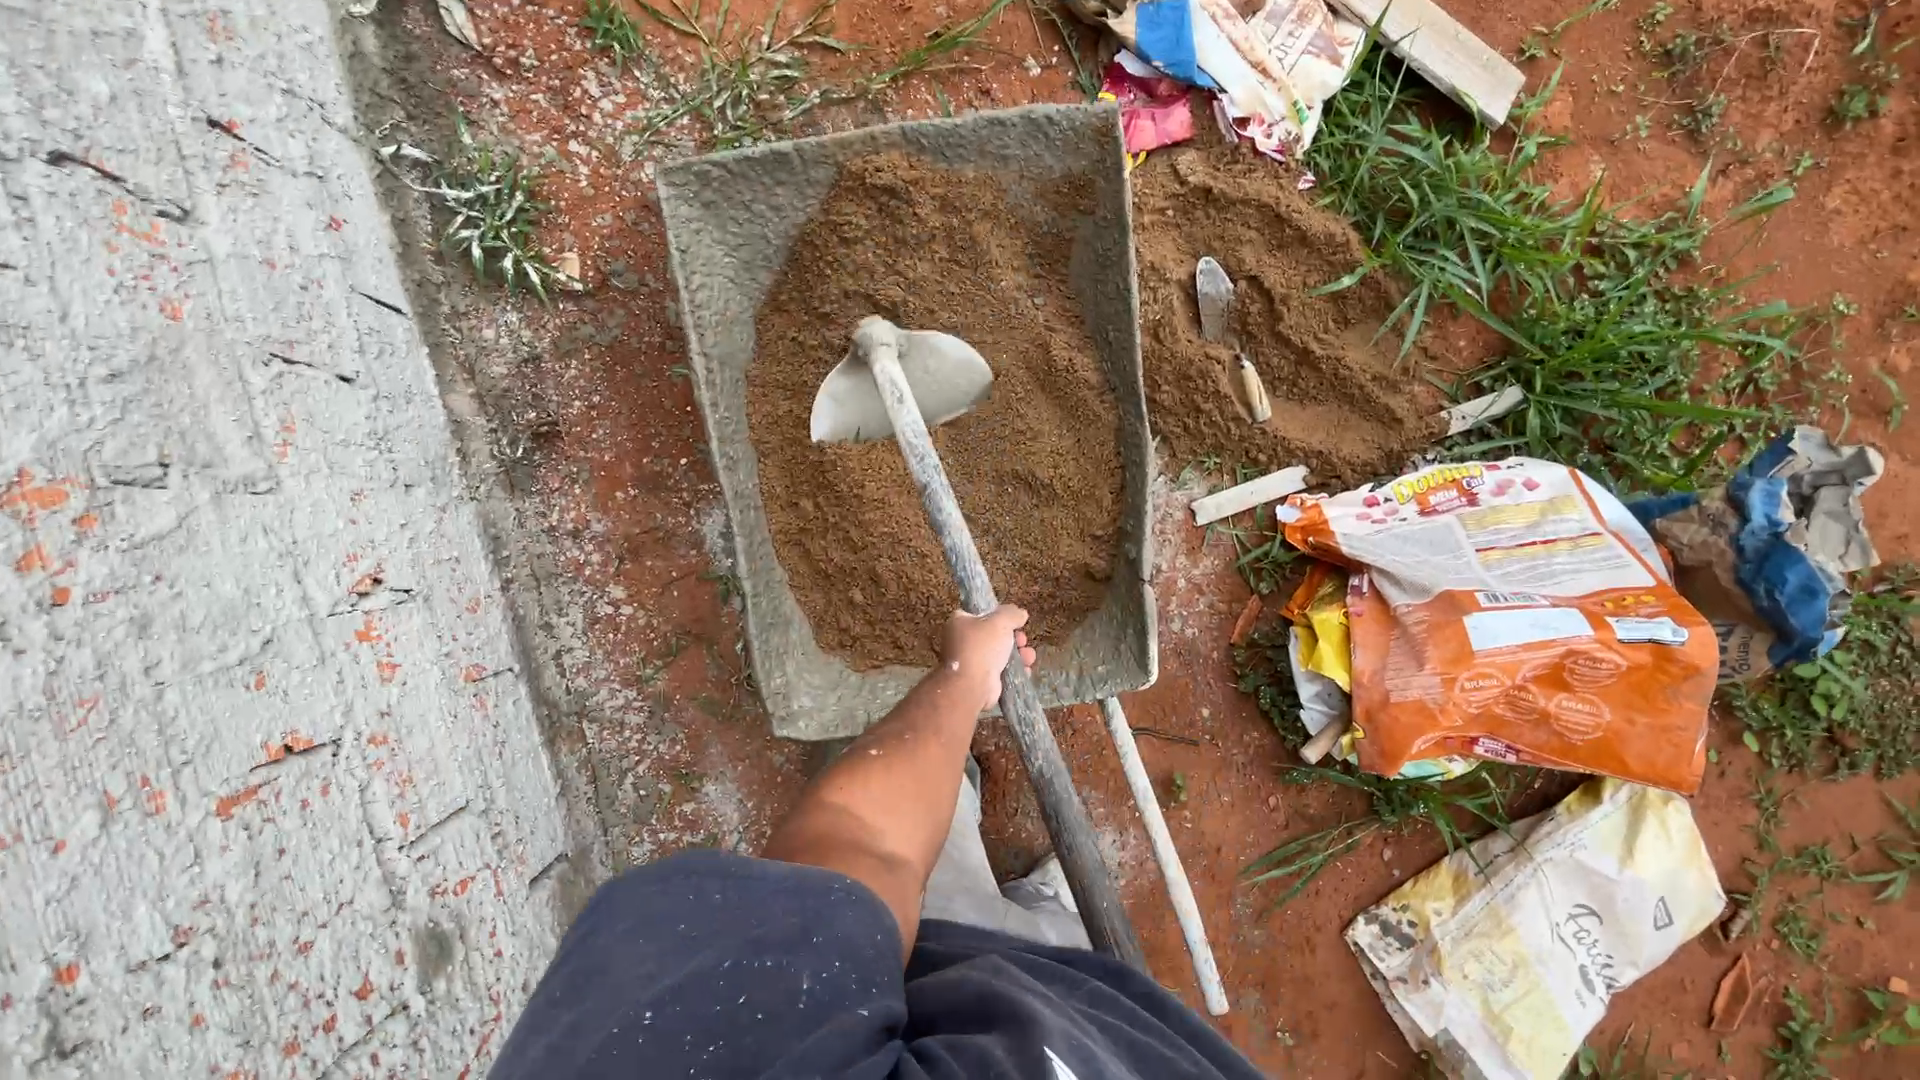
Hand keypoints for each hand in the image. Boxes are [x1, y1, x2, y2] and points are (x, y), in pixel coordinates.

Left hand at [939, 606, 1035, 710]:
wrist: (972, 685)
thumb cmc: (982, 646)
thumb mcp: (1000, 621)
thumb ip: (1011, 613)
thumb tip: (1020, 614)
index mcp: (958, 623)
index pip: (978, 614)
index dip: (997, 616)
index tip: (1013, 621)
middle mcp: (961, 642)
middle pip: (993, 635)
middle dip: (1014, 638)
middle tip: (1022, 640)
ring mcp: (970, 662)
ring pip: (999, 654)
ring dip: (1018, 654)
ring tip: (1029, 657)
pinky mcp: (979, 680)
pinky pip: (1000, 671)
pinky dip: (1013, 671)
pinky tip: (1025, 670)